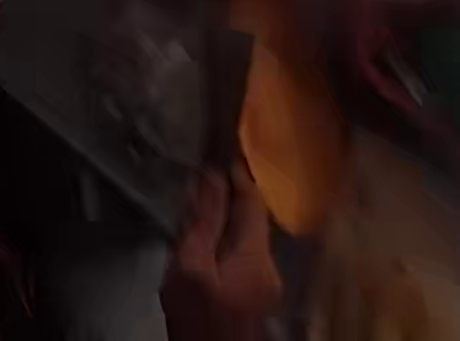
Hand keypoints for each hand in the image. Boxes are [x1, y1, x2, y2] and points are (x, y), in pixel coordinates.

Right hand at [162, 166, 282, 340]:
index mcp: (257, 257)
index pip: (253, 204)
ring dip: (218, 212)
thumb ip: (205, 219)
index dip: (238, 174)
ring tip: (191, 196)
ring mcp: (263, 281)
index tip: (219, 148)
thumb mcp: (192, 260)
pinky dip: (219, 230)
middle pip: (248, 218)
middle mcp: (268, 267)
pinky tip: (196, 229)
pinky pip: (237, 247)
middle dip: (224, 193)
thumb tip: (214, 176)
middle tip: (197, 171)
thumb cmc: (198, 311)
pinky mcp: (252, 289)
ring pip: (242, 232)